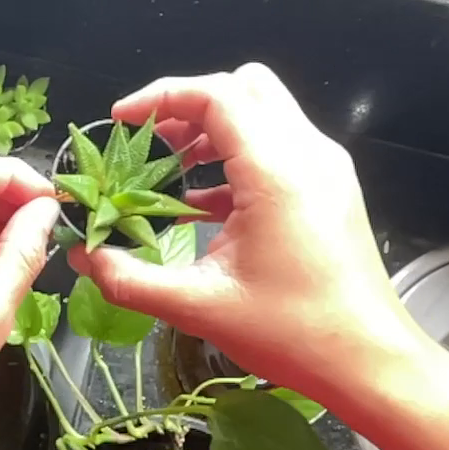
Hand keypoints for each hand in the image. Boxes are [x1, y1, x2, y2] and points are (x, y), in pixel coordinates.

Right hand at [71, 64, 425, 399]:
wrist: (364, 359)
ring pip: (261, 115)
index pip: (218, 96)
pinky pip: (273, 150)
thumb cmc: (291, 332)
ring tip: (165, 173)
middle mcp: (307, 156)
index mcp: (277, 173)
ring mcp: (322, 171)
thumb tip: (84, 257)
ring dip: (209, 133)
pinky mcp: (325, 191)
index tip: (121, 119)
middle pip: (244, 89)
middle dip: (187, 108)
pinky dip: (230, 161)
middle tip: (146, 145)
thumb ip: (128, 279)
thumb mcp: (196, 306)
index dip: (162, 96)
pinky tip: (197, 206)